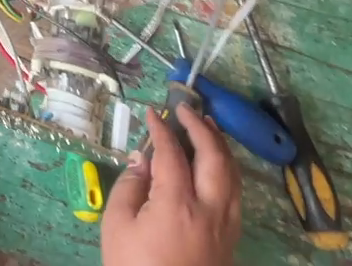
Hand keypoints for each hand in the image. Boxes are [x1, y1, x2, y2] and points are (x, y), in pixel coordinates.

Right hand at [101, 104, 241, 265]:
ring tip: (207, 128)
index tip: (151, 112)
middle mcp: (209, 212)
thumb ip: (130, 186)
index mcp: (177, 204)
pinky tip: (214, 165)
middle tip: (186, 109)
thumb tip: (142, 161)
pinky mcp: (230, 242)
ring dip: (221, 148)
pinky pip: (235, 197)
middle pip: (216, 160)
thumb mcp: (117, 224)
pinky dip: (226, 171)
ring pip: (234, 178)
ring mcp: (225, 229)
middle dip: (202, 129)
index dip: (161, 129)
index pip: (172, 154)